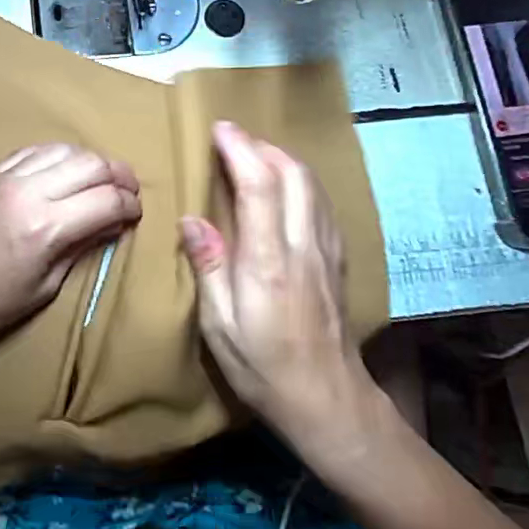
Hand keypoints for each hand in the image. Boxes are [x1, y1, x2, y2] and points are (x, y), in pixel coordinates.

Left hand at [0, 143, 142, 353]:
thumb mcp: (45, 287)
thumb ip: (82, 248)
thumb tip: (113, 225)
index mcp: (45, 227)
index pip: (107, 199)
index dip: (130, 205)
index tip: (136, 214)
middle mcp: (28, 192)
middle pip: (91, 164)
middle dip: (119, 176)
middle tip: (129, 193)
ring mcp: (6, 177)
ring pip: (65, 150)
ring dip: (91, 162)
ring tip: (102, 181)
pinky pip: (35, 151)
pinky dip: (60, 156)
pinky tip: (66, 171)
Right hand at [180, 122, 380, 458]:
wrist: (327, 398)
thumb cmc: (263, 368)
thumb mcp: (219, 327)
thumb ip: (209, 268)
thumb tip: (192, 220)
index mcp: (269, 262)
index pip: (259, 187)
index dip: (240, 151)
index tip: (220, 129)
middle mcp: (303, 247)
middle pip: (293, 175)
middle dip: (262, 146)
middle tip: (233, 138)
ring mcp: (326, 252)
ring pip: (312, 186)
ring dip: (284, 159)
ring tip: (256, 153)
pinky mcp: (337, 261)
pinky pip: (322, 205)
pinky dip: (302, 182)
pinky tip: (288, 187)